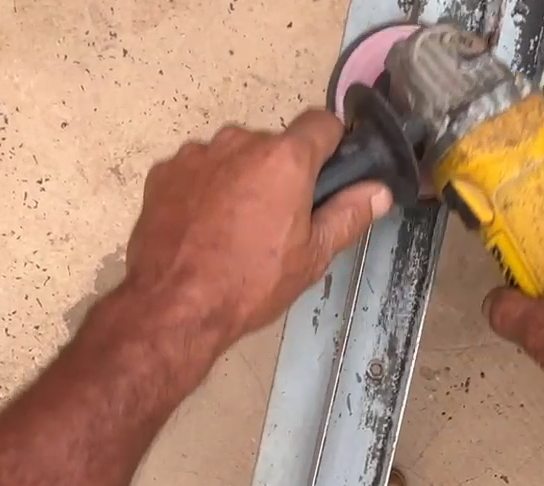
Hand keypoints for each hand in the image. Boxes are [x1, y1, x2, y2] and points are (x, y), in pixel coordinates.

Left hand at [121, 110, 391, 363]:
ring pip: (234, 159)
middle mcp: (240, 142)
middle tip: (279, 224)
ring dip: (241, 183)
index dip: (331, 147)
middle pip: (274, 146)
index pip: (322, 123)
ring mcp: (198, 154)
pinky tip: (204, 232)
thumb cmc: (248, 284)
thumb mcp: (311, 258)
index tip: (328, 175)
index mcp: (285, 160)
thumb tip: (378, 193)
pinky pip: (198, 173)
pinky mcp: (165, 172)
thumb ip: (347, 216)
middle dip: (281, 176)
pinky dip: (205, 193)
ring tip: (236, 233)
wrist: (176, 304)